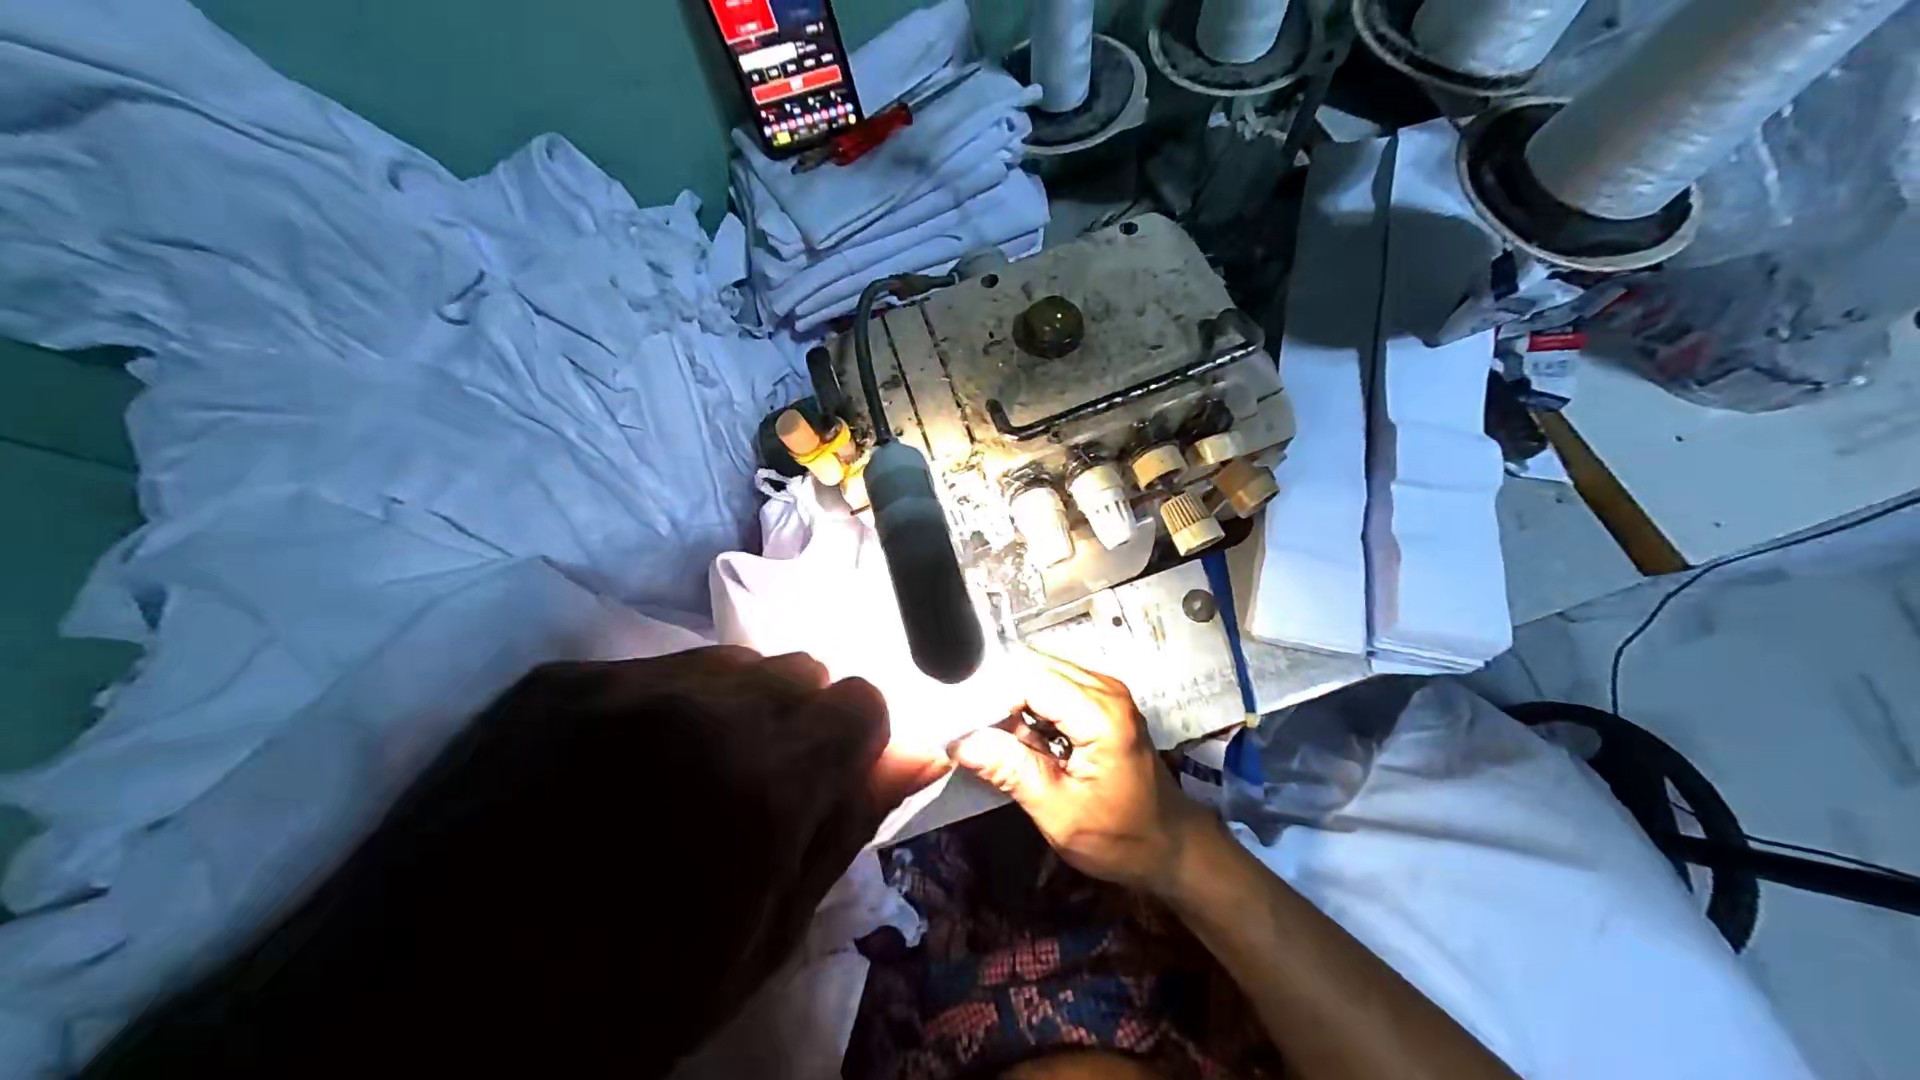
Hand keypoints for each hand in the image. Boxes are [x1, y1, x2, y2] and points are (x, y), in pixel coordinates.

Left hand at [102, 645, 950, 1077]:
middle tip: (759, 785)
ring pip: (733, 658)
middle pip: (802, 667)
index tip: (831, 781)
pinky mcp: (554, 680)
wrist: (394, 1031)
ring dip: (739, 704)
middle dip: (801, 720)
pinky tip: (623, 767)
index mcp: (759, 787)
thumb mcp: (754, 945)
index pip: (862, 701)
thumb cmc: (607, 1015)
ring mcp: (619, 685)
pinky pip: (655, 667)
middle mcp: (700, 710)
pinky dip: (669, 704)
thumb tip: (918, 753)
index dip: (857, 743)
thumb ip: (842, 831)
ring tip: (692, 770)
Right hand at [948, 652, 1215, 896]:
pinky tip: (1016, 736)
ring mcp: (1105, 690)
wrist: (1171, 846)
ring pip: (1039, 673)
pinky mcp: (1100, 699)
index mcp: (1100, 713)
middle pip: (1032, 668)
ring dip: (1010, 701)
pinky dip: (1028, 706)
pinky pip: (1052, 686)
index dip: (989, 696)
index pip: (1027, 678)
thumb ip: (1010, 771)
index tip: (959, 724)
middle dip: (996, 695)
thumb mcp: (1059, 813)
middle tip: (968, 731)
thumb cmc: (1121, 837)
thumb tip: (959, 742)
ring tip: (988, 736)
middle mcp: (1104, 688)